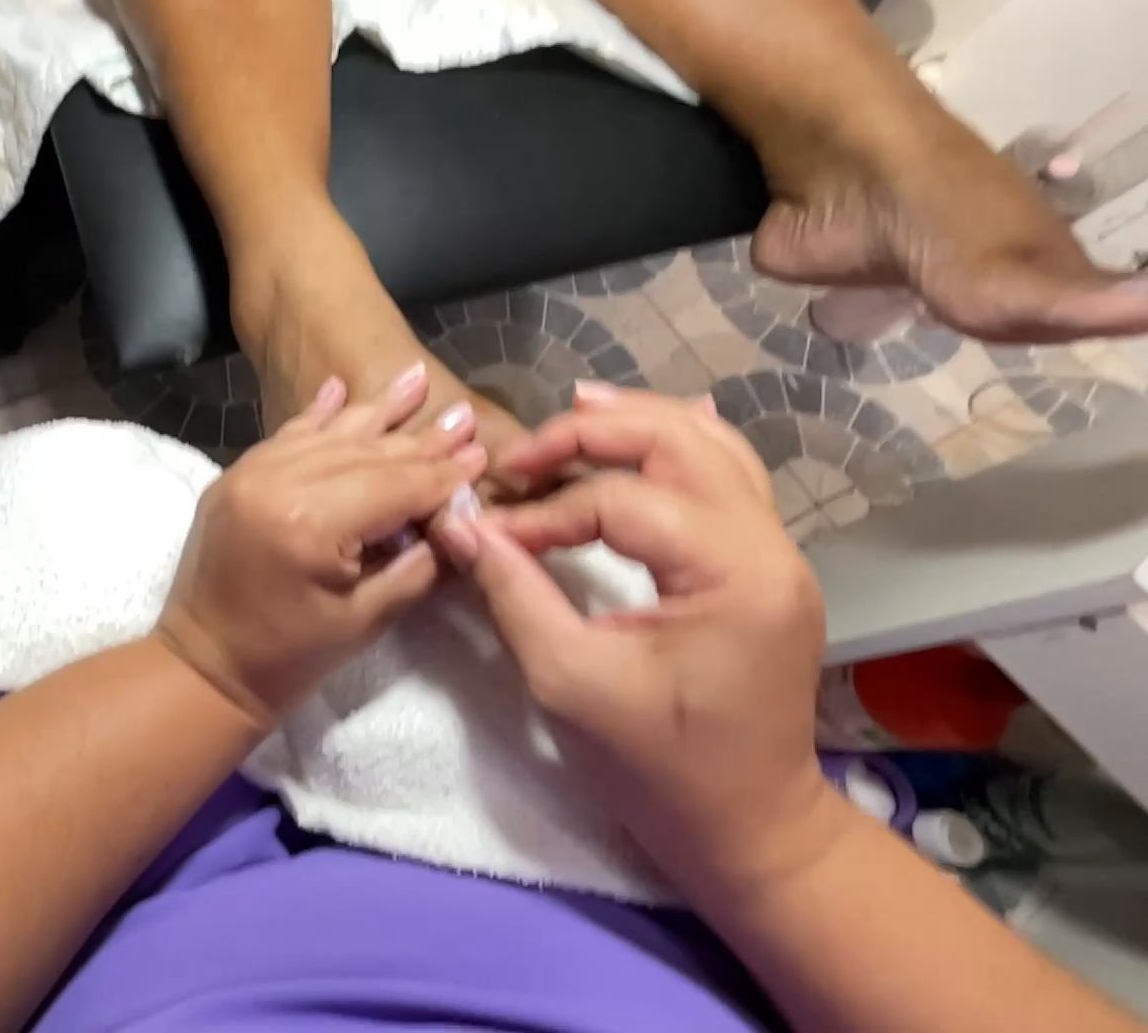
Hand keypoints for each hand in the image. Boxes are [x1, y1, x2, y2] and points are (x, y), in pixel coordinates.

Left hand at [156, 364, 487, 728]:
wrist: (203, 666)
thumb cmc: (289, 657)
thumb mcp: (366, 620)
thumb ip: (417, 563)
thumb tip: (458, 517)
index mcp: (311, 525)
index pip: (394, 487)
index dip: (441, 475)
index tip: (481, 454)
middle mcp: (276, 484)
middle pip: (364, 454)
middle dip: (417, 440)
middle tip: (462, 416)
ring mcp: (247, 475)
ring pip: (326, 436)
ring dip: (374, 411)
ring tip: (415, 378)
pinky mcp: (232, 478)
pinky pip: (283, 437)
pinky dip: (315, 414)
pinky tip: (340, 388)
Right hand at [436, 383, 842, 893]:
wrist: (746, 825)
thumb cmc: (654, 765)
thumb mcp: (566, 679)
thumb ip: (511, 592)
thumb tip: (458, 525)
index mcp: (731, 575)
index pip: (620, 501)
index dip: (541, 512)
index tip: (487, 537)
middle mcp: (768, 546)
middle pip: (679, 442)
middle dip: (590, 433)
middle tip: (521, 453)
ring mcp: (775, 552)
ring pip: (711, 446)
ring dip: (637, 424)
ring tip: (573, 409)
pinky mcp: (761, 565)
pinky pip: (726, 478)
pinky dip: (677, 447)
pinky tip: (644, 431)